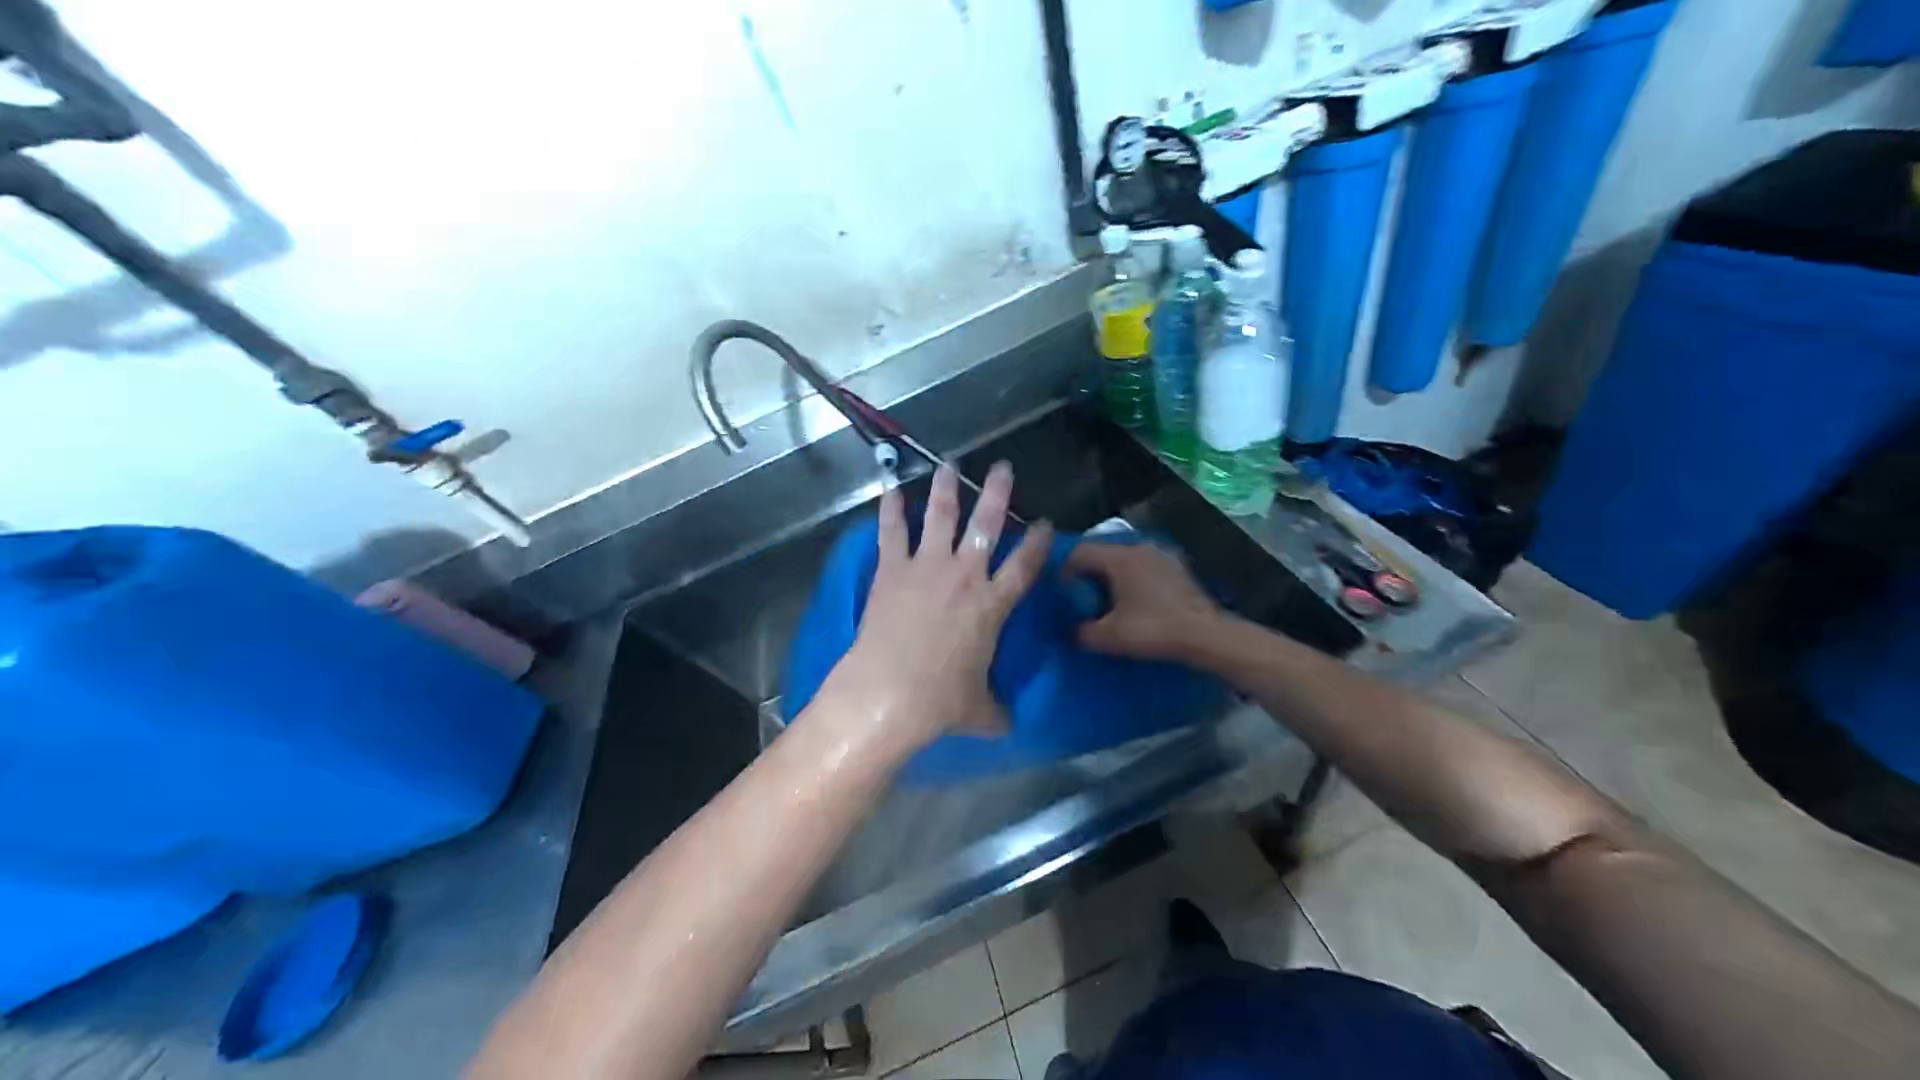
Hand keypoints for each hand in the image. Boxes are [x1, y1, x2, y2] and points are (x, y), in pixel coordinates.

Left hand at [815, 462, 1053, 753]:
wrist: (888, 694)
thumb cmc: (940, 702)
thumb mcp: (979, 711)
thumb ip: (995, 709)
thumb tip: (1006, 723)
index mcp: (993, 605)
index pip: (1024, 564)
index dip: (1038, 541)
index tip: (1044, 523)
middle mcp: (964, 576)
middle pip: (987, 524)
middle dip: (997, 493)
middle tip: (1002, 468)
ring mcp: (926, 568)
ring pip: (940, 516)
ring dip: (946, 488)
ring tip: (948, 465)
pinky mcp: (892, 571)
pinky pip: (892, 532)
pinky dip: (891, 509)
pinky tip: (891, 489)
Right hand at [1061, 541, 1228, 662]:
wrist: (1206, 636)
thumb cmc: (1153, 630)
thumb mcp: (1109, 637)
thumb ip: (1082, 631)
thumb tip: (1072, 629)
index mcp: (1119, 557)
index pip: (1079, 551)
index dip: (1063, 571)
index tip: (1060, 594)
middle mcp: (1139, 547)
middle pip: (1101, 553)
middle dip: (1086, 574)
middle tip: (1079, 599)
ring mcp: (1161, 555)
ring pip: (1123, 559)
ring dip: (1110, 577)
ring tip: (1105, 602)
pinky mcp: (1176, 567)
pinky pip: (1142, 566)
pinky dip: (1131, 580)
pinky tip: (1132, 602)